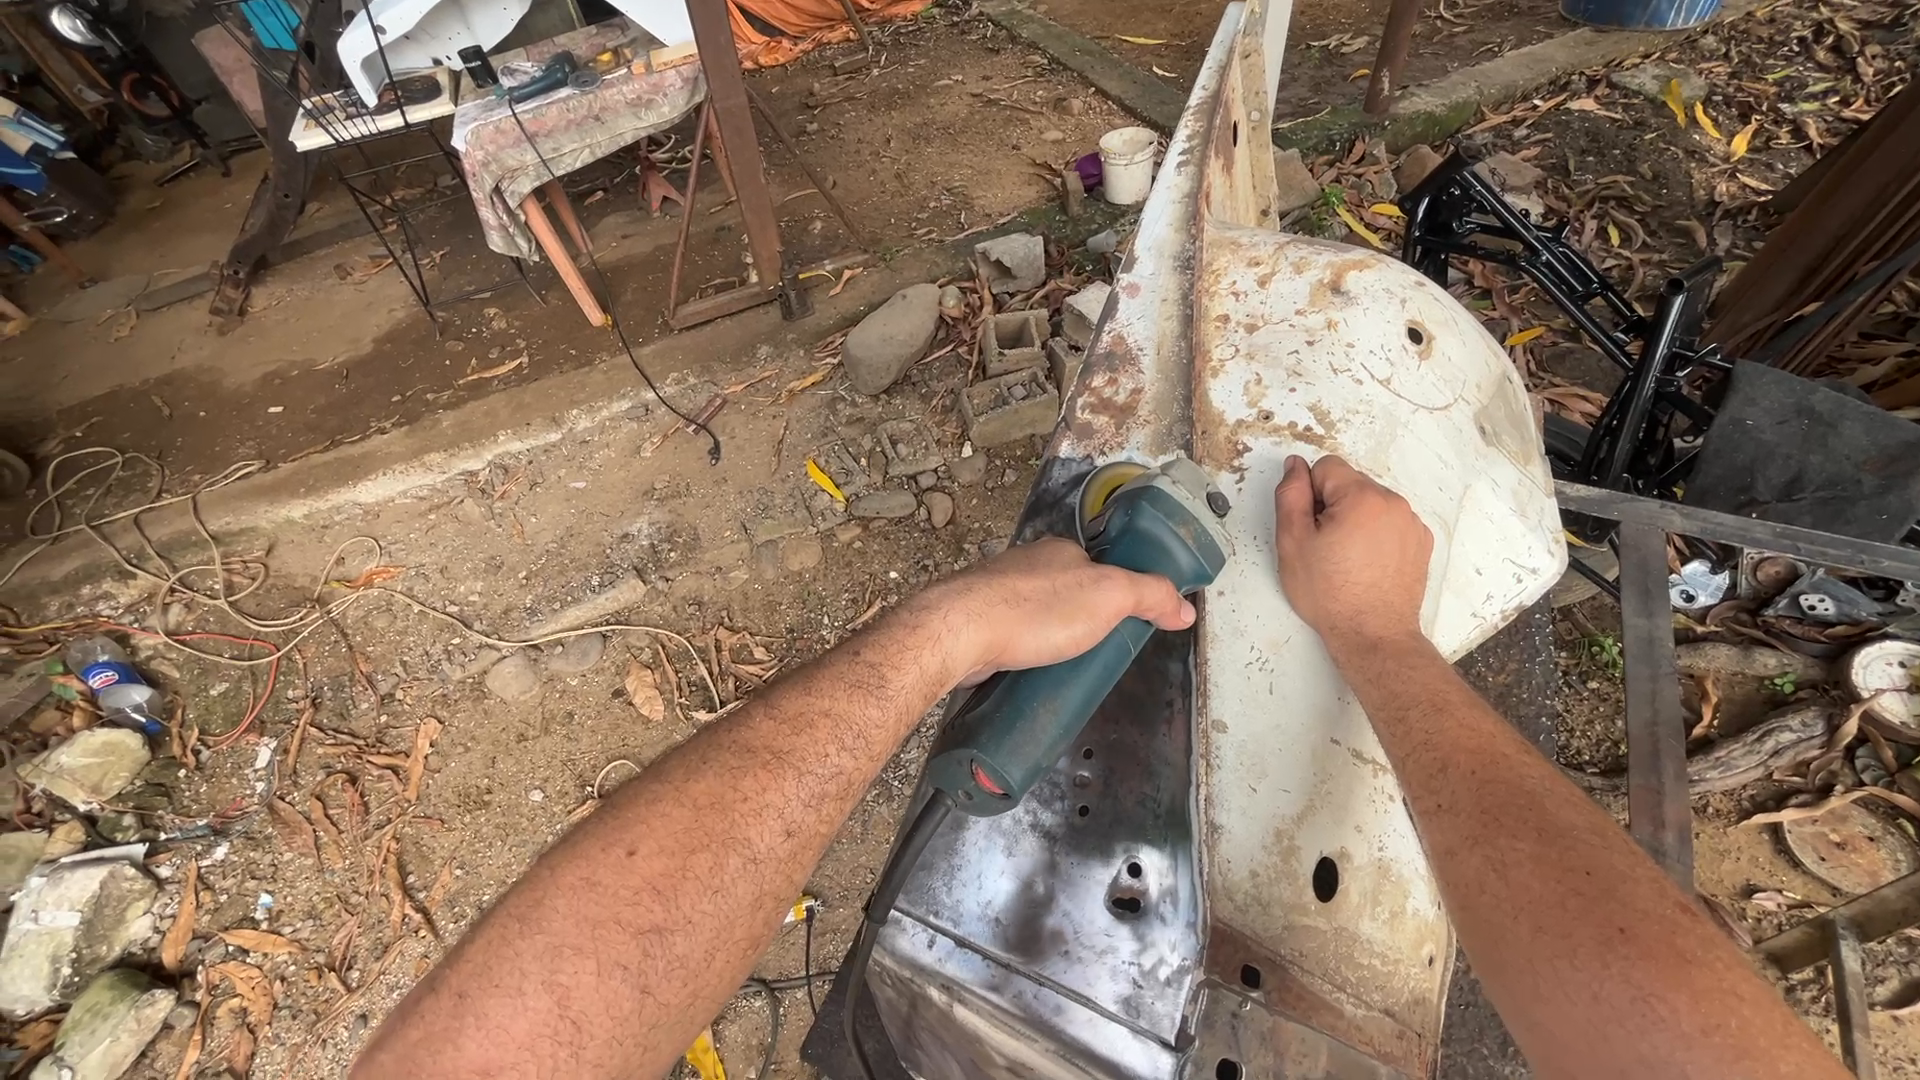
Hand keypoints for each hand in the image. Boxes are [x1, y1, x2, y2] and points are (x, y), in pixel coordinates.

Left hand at [920, 537, 1195, 686]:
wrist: (961, 632)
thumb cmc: (1038, 610)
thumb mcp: (1111, 597)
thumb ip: (1150, 596)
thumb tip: (1186, 608)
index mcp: (1059, 551)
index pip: (1098, 567)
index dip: (1115, 594)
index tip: (1123, 625)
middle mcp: (1026, 565)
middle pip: (1065, 592)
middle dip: (1079, 621)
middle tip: (1094, 655)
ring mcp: (995, 593)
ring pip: (1034, 615)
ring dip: (1049, 638)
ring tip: (1062, 669)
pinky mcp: (975, 623)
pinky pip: (1009, 636)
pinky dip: (1022, 652)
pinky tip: (1028, 672)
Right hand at [1274, 454, 1432, 659]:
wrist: (1372, 634)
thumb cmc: (1329, 593)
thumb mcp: (1293, 541)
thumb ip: (1291, 495)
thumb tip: (1295, 466)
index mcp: (1362, 498)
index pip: (1326, 467)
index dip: (1309, 493)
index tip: (1308, 525)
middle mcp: (1394, 503)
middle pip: (1349, 484)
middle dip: (1331, 506)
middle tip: (1321, 545)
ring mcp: (1411, 522)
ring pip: (1368, 503)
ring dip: (1352, 519)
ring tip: (1343, 557)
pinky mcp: (1420, 541)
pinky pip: (1388, 522)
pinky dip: (1373, 534)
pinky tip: (1363, 563)